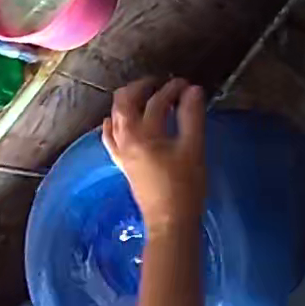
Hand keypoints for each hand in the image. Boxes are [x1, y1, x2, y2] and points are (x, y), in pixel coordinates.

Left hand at [101, 77, 207, 234]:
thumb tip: (193, 90)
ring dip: (129, 101)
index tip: (188, 85)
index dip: (173, 89)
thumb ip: (192, 116)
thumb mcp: (193, 148)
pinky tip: (121, 121)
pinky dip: (115, 122)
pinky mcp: (122, 163)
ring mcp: (120, 151)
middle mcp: (126, 139)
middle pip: (124, 102)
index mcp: (143, 133)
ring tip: (146, 97)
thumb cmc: (185, 185)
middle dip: (142, 87)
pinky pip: (110, 136)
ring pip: (115, 116)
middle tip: (162, 84)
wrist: (170, 221)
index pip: (156, 101)